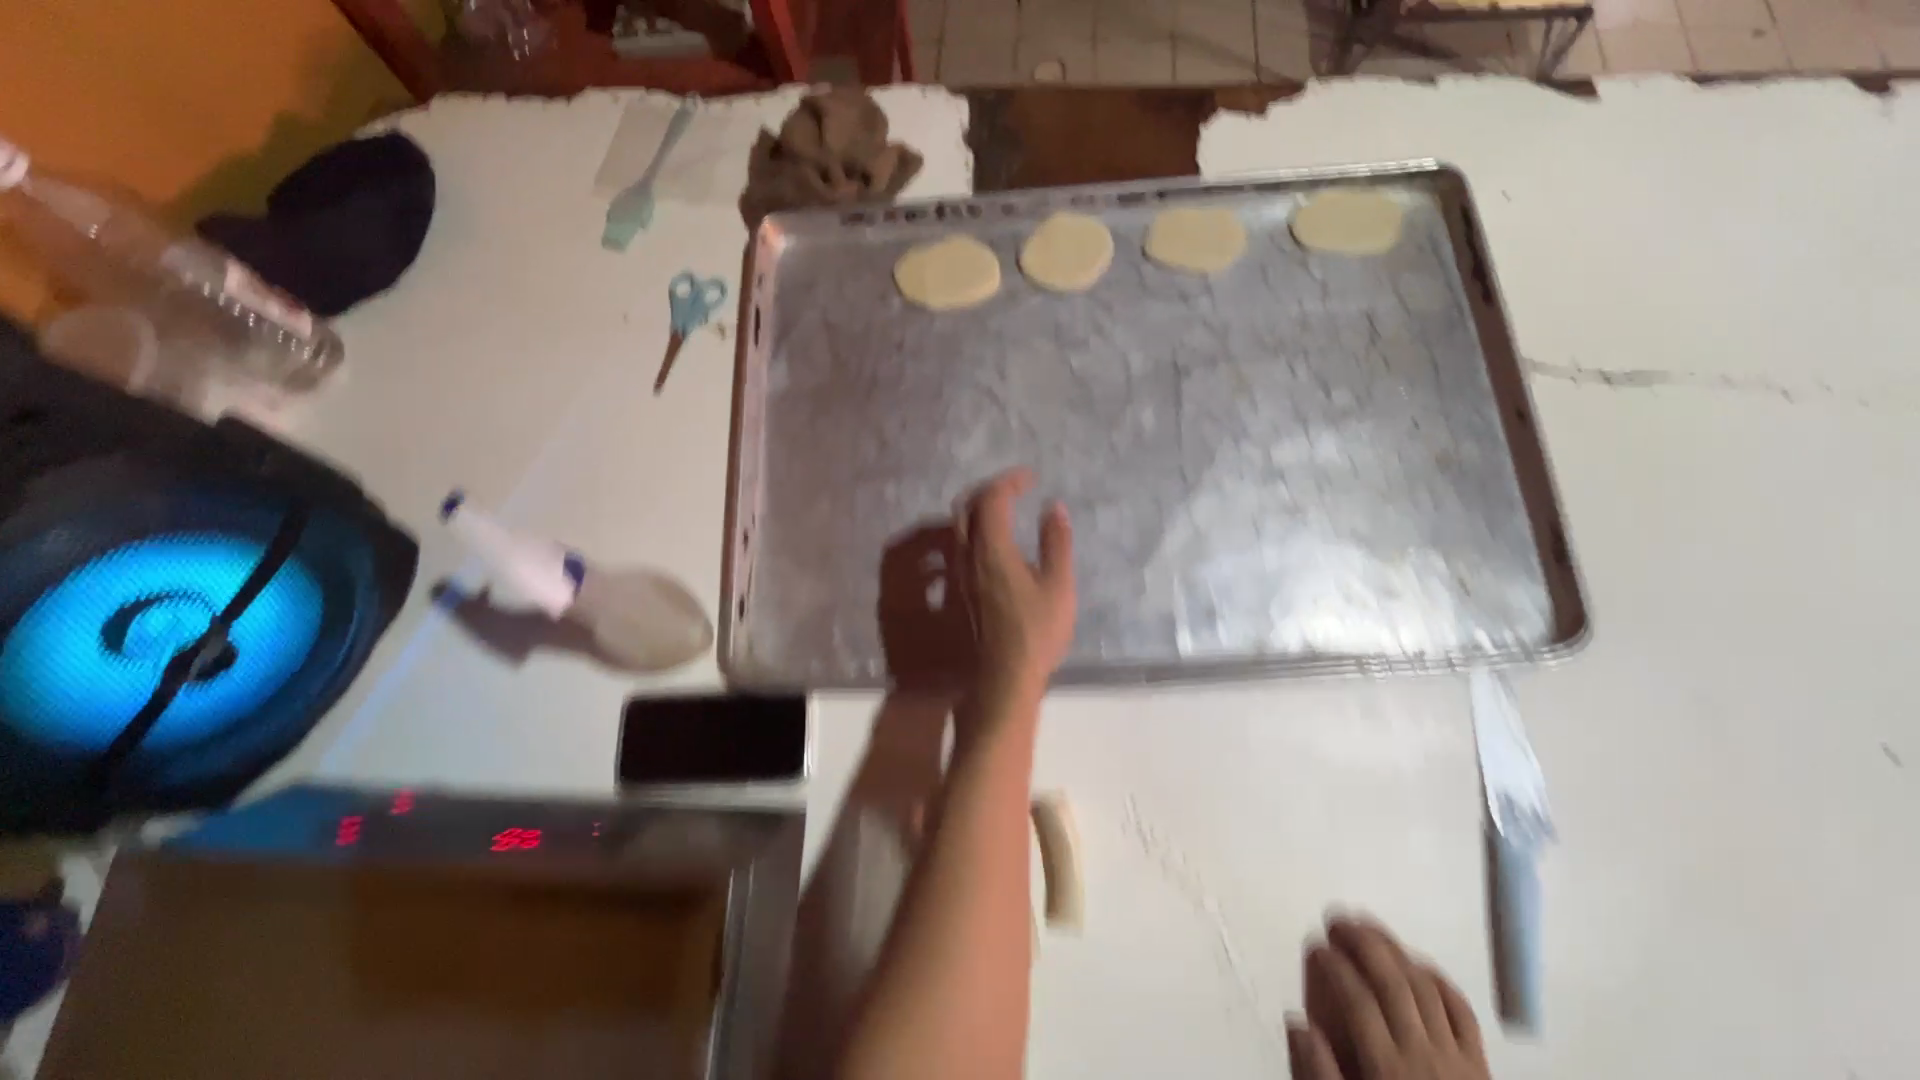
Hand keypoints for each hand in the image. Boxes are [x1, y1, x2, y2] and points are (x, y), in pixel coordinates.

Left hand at [954, 468, 1075, 698]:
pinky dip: (973, 530)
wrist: (1001, 678)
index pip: (992, 498)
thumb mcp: (1059, 587)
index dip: (1010, 481)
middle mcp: (966, 555)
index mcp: (991, 549)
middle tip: (1015, 489)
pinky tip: (992, 545)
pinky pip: (957, 545)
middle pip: (967, 506)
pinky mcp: (955, 590)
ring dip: (978, 509)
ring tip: (1004, 511)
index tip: (1031, 478)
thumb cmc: (1036, 633)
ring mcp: (957, 574)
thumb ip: (1056, 543)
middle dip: (989, 490)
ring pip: (957, 526)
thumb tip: (1054, 508)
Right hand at [1290, 915, 1489, 1079]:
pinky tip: (1419, 964)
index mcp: (1387, 1070)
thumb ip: (1321, 1075)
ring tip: (1370, 926)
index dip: (1334, 967)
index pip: (1357, 1002)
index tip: (1314, 944)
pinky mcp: (1481, 1065)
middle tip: (1338, 918)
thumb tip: (1298, 1022)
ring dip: (1397, 950)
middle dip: (1363, 943)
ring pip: (1426, 989)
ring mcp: (1457, 1058)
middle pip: (1393, 984)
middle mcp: (1423, 1055)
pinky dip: (1440, 981)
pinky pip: (1462, 1012)